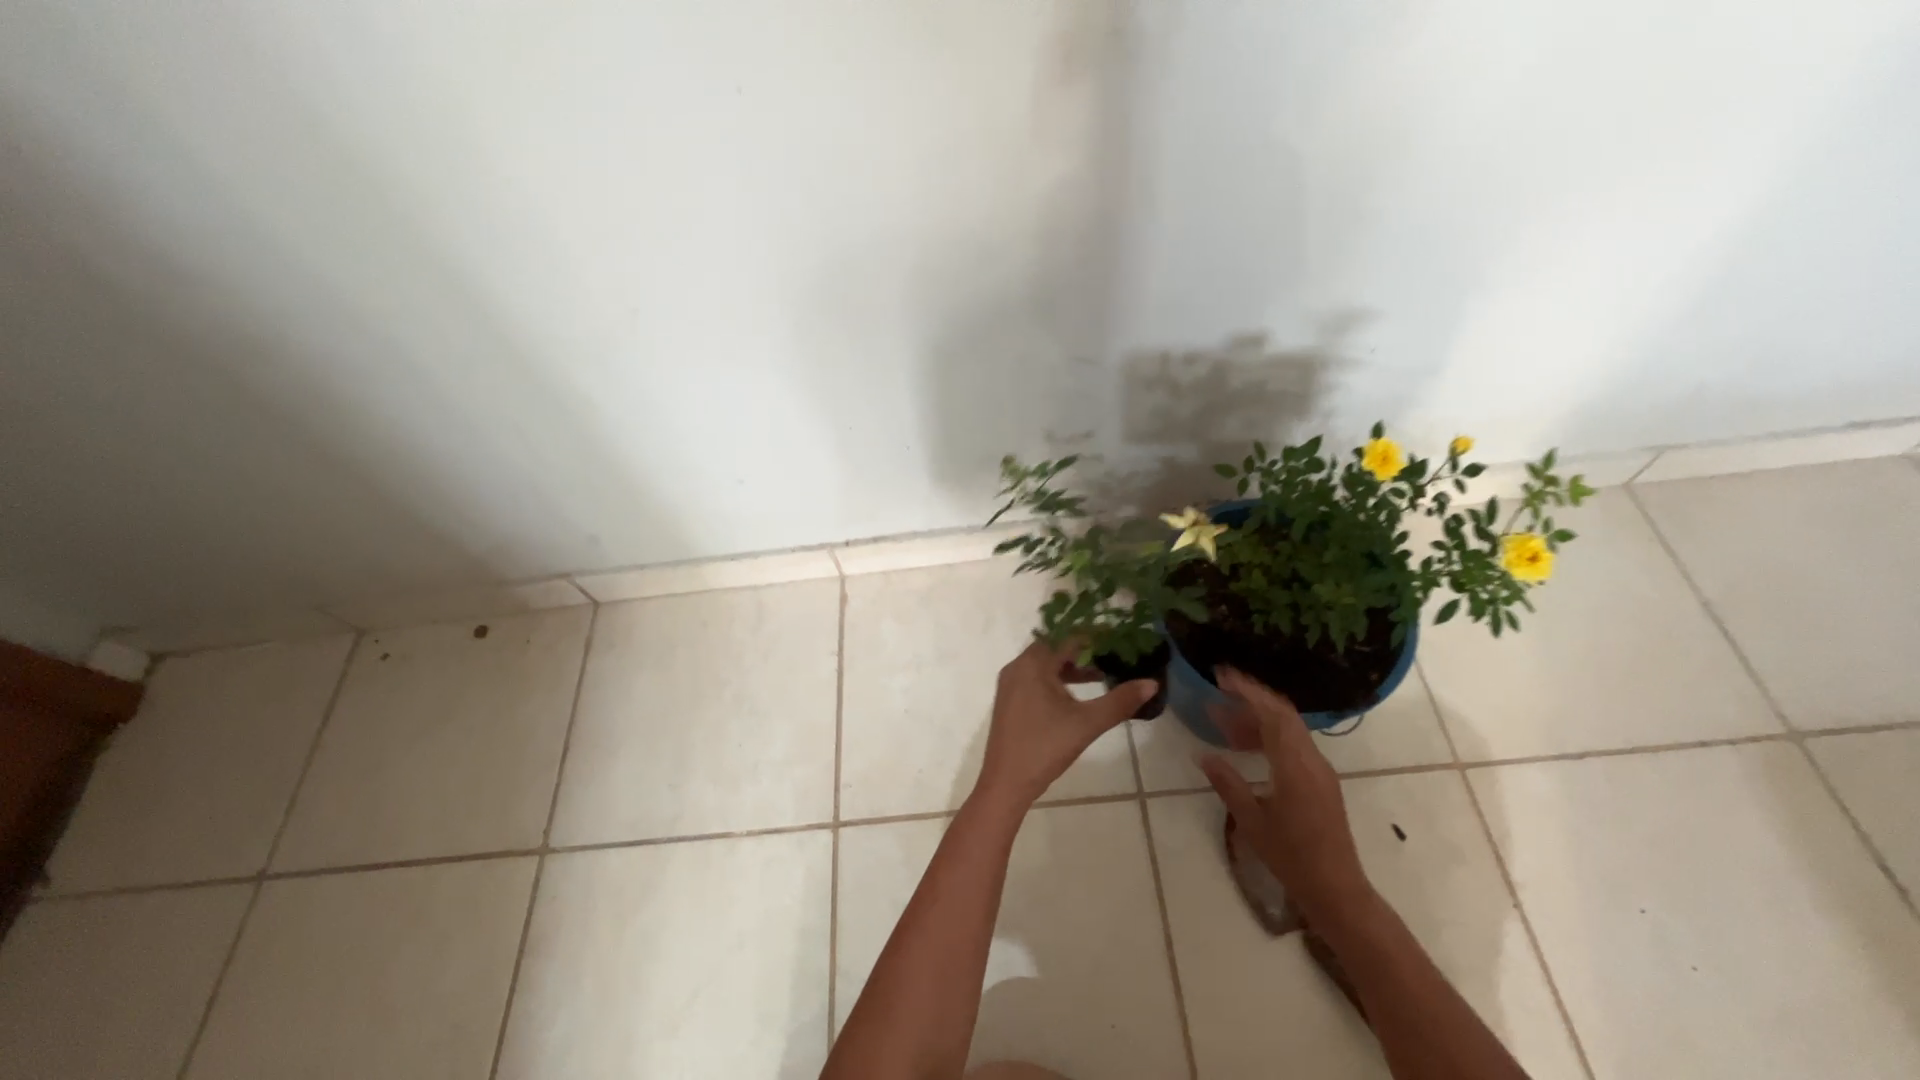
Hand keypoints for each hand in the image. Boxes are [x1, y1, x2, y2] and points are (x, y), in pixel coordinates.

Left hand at [975, 638, 1155, 809]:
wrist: (1006, 782)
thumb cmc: (1046, 747)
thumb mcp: (1087, 723)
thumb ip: (1120, 701)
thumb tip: (1152, 683)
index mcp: (1033, 664)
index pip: (1067, 636)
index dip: (1095, 634)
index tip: (1120, 636)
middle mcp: (1018, 666)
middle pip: (1055, 645)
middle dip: (1085, 648)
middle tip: (1114, 651)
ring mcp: (1011, 683)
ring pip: (1046, 662)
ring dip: (1072, 664)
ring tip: (1103, 672)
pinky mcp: (1011, 699)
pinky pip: (1037, 676)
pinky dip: (1058, 677)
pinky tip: (1079, 692)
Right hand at [1199, 668, 1372, 921]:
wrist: (1335, 888)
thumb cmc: (1290, 857)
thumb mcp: (1251, 820)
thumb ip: (1227, 782)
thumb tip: (1202, 754)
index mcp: (1294, 765)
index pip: (1271, 713)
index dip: (1247, 690)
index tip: (1221, 675)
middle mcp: (1311, 760)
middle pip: (1282, 714)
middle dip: (1251, 697)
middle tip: (1219, 688)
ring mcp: (1319, 770)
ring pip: (1288, 730)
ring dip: (1257, 719)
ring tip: (1222, 720)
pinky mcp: (1320, 782)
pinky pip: (1293, 746)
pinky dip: (1268, 737)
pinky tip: (1244, 748)